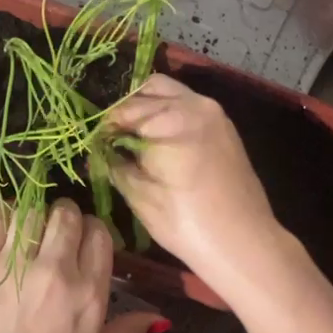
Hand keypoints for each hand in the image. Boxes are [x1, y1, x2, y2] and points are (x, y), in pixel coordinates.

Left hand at [0, 200, 160, 332]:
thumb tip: (159, 317)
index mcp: (90, 295)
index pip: (100, 234)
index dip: (92, 234)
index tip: (82, 246)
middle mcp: (57, 271)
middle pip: (68, 215)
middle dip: (65, 219)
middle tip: (54, 236)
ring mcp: (15, 264)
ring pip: (33, 211)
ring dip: (34, 217)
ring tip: (27, 234)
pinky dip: (2, 218)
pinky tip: (3, 232)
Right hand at [108, 73, 286, 282]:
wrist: (243, 242)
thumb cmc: (186, 222)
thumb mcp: (140, 195)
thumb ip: (114, 165)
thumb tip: (96, 152)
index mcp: (171, 118)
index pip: (123, 108)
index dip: (102, 126)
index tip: (90, 142)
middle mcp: (195, 104)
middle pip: (148, 89)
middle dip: (124, 109)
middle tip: (109, 137)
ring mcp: (214, 113)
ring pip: (169, 94)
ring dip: (146, 108)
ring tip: (130, 139)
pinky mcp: (224, 127)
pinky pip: (187, 106)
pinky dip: (167, 114)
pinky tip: (155, 142)